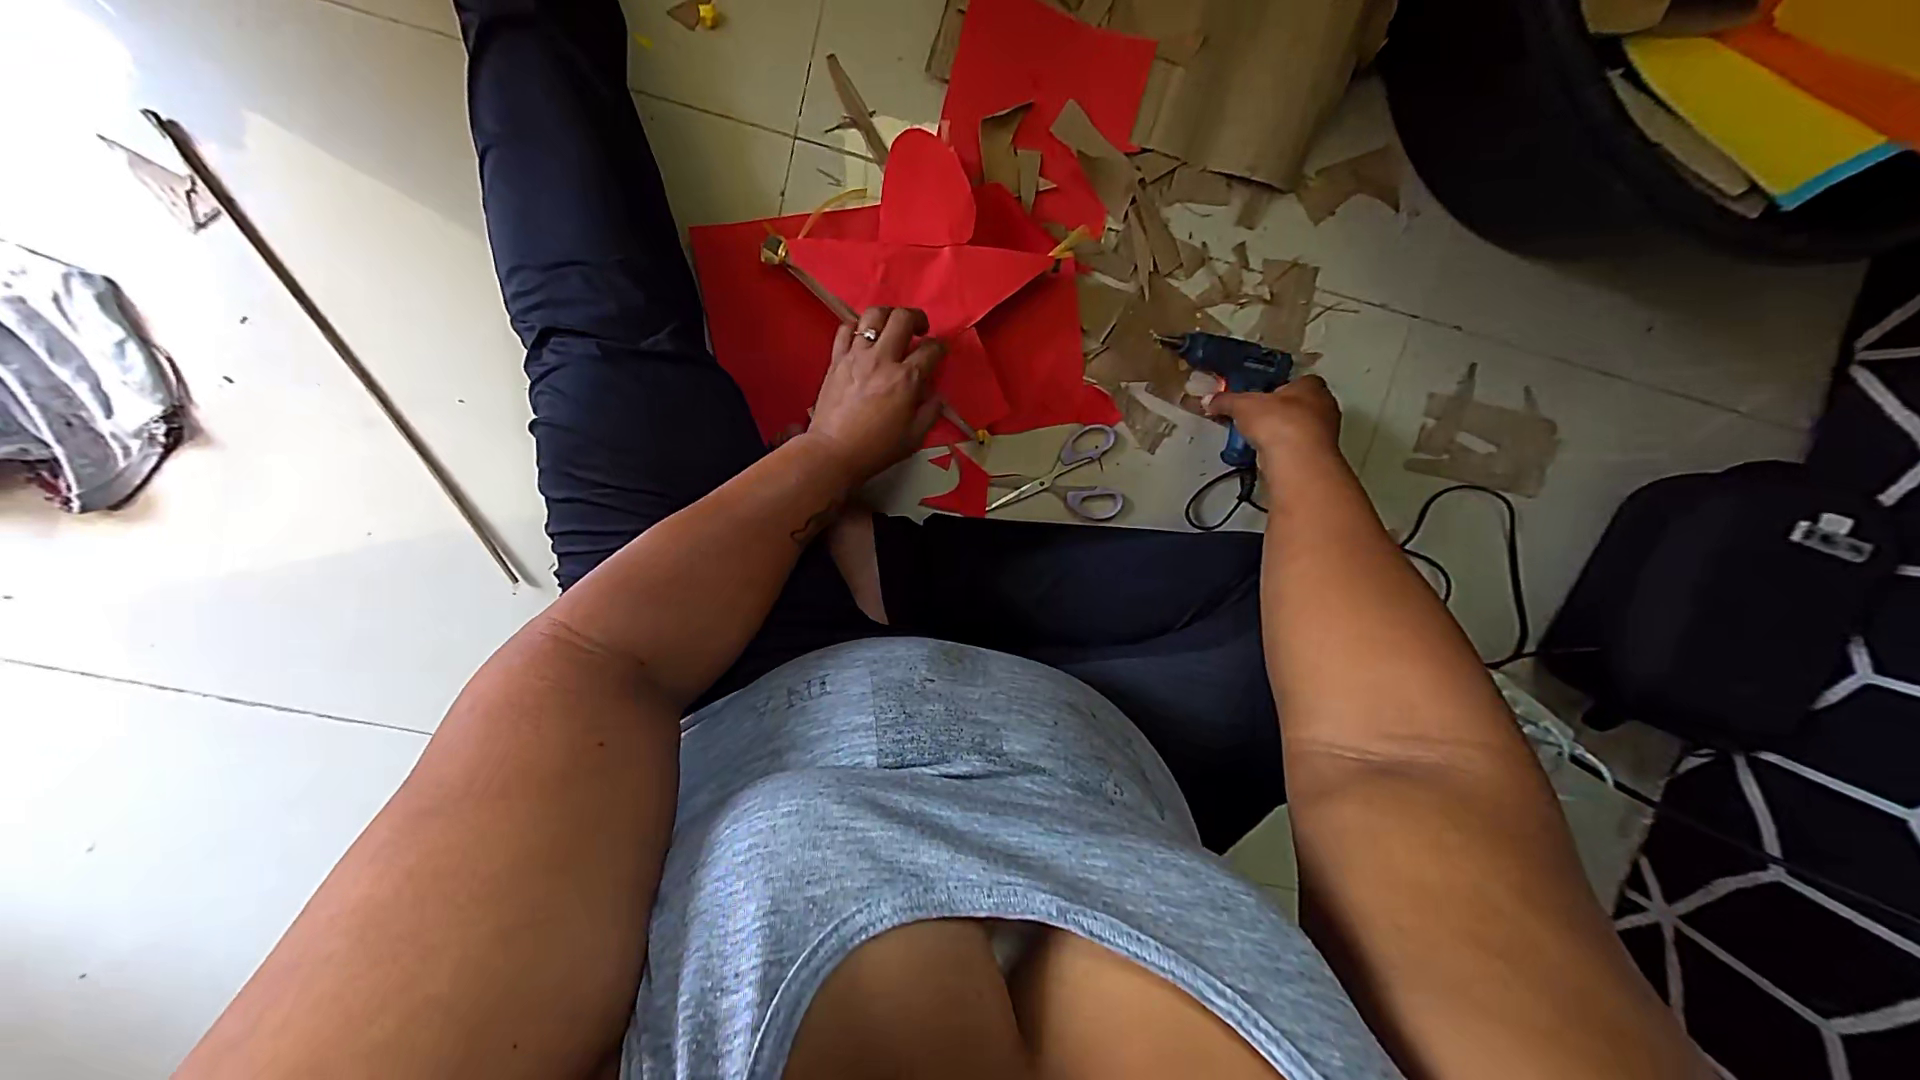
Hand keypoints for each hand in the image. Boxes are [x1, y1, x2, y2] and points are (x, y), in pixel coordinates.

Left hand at [807, 306, 945, 481]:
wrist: (834, 452)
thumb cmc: (877, 448)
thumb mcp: (915, 437)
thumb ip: (931, 412)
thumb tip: (935, 394)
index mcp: (907, 379)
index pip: (931, 349)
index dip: (940, 347)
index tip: (940, 352)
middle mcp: (883, 359)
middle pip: (903, 318)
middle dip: (917, 318)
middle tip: (920, 329)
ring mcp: (856, 356)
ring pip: (873, 316)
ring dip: (887, 316)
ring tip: (891, 327)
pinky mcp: (836, 359)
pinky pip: (845, 329)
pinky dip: (856, 328)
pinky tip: (862, 338)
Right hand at [1203, 375, 1341, 459]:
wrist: (1296, 460)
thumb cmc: (1276, 421)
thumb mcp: (1242, 406)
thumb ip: (1226, 401)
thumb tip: (1208, 400)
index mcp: (1312, 386)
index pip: (1297, 381)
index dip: (1277, 389)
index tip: (1259, 398)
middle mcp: (1325, 407)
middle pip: (1298, 405)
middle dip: (1277, 412)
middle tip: (1254, 419)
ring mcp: (1325, 434)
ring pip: (1297, 428)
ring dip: (1279, 433)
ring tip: (1255, 439)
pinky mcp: (1318, 456)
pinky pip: (1296, 448)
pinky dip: (1281, 450)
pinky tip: (1265, 455)